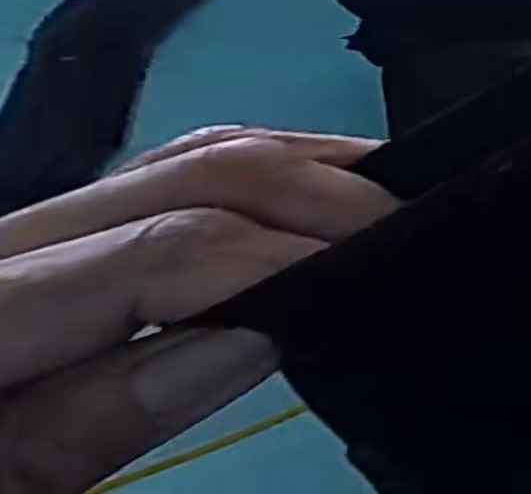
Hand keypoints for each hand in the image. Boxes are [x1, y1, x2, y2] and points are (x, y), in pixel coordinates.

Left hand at [0, 127, 397, 491]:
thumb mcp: (4, 490)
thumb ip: (101, 417)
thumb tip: (268, 331)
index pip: (167, 246)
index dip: (287, 262)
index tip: (368, 293)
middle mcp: (3, 240)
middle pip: (213, 170)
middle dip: (336, 197)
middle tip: (410, 240)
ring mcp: (48, 218)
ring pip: (220, 149)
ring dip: (332, 172)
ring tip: (396, 212)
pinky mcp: (92, 220)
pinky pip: (208, 162)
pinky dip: (296, 171)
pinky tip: (347, 193)